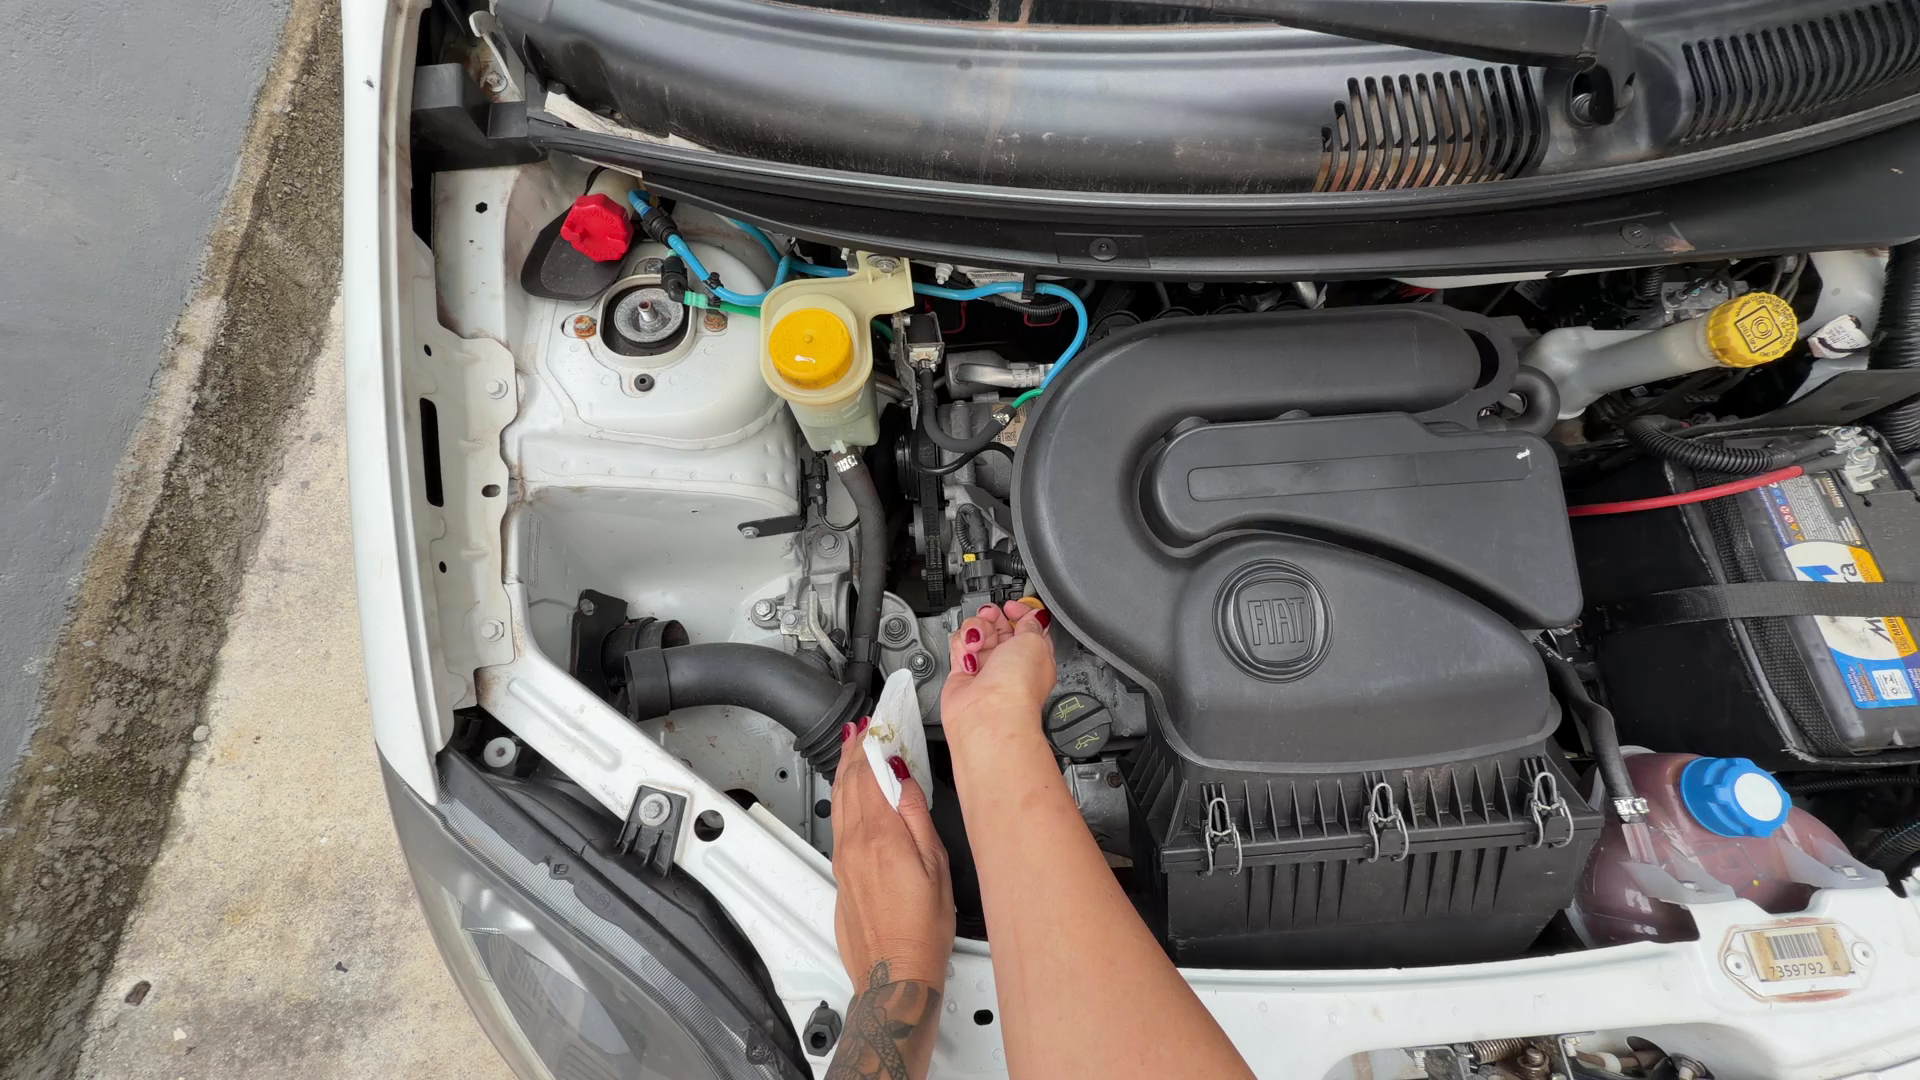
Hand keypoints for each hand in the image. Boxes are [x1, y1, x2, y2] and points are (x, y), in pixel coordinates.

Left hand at [830, 719, 954, 990]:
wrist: (895, 978)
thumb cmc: (922, 929)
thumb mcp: (935, 866)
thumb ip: (917, 816)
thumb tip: (906, 780)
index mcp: (880, 835)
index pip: (869, 774)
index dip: (872, 744)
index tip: (877, 723)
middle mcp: (854, 843)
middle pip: (849, 782)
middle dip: (855, 750)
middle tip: (864, 727)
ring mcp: (844, 859)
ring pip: (840, 801)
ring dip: (846, 770)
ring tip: (854, 749)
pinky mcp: (841, 874)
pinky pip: (839, 820)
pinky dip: (845, 796)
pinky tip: (853, 792)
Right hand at [942, 602, 1055, 740]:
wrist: (988, 714)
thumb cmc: (1017, 687)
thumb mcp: (1035, 641)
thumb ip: (1032, 622)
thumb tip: (1032, 613)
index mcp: (1034, 654)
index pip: (1026, 624)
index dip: (1018, 611)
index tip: (1010, 607)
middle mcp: (1010, 661)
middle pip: (998, 625)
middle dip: (991, 617)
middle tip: (989, 619)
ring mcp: (986, 666)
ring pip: (976, 631)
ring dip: (975, 630)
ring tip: (976, 643)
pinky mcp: (963, 671)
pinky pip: (958, 644)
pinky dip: (961, 645)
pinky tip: (968, 656)